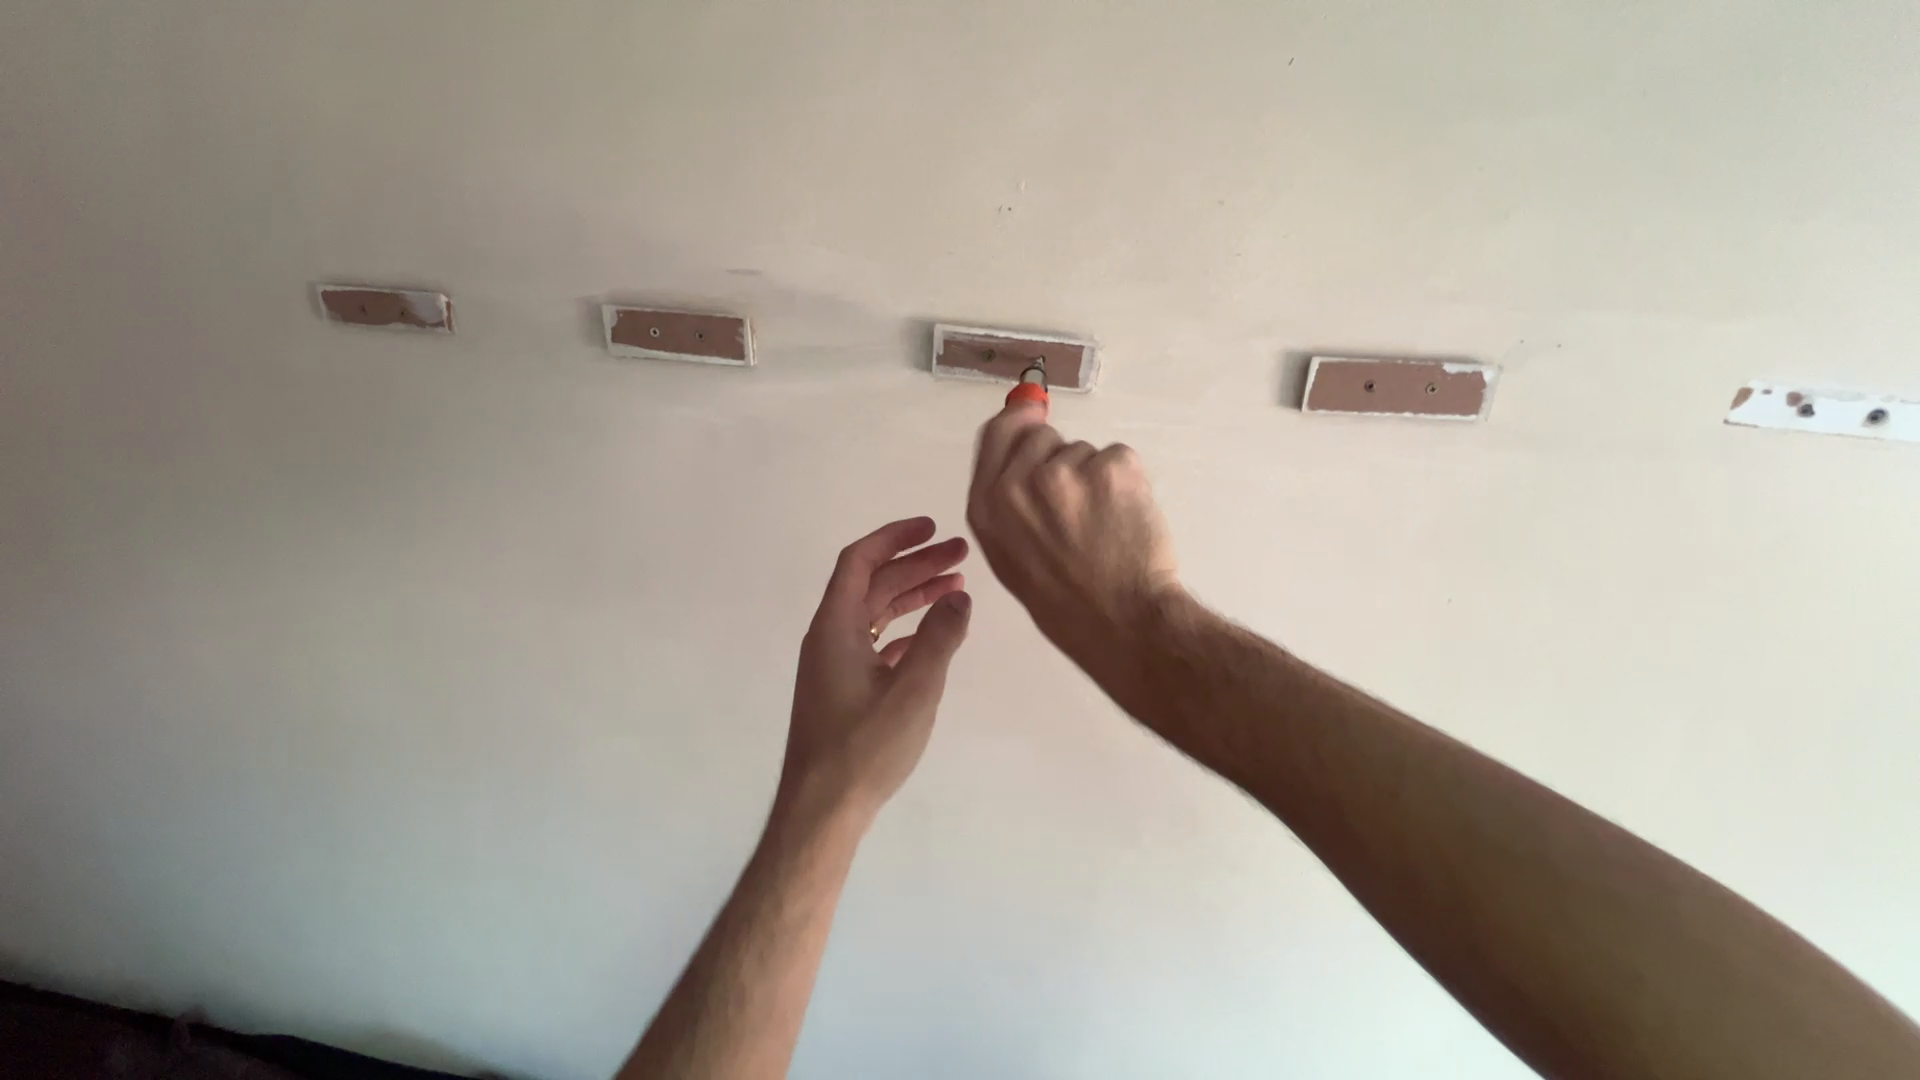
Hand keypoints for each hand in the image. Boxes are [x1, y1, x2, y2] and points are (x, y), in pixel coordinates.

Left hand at [779, 517, 972, 821]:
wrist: (822, 809)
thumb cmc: (865, 747)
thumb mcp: (914, 690)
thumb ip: (939, 638)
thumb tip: (960, 596)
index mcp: (835, 626)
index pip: (860, 561)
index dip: (895, 538)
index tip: (932, 527)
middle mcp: (829, 637)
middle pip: (872, 584)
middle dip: (916, 565)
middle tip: (961, 556)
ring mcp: (835, 665)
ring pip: (875, 614)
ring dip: (913, 597)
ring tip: (957, 587)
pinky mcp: (844, 689)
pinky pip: (875, 643)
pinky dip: (905, 630)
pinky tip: (933, 634)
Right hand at [966, 401, 1179, 660]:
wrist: (1119, 620)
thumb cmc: (1061, 598)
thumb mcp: (1007, 553)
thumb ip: (1006, 500)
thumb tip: (1023, 447)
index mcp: (987, 506)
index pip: (997, 433)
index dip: (1020, 420)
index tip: (1035, 415)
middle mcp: (1018, 483)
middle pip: (1042, 436)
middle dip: (1060, 459)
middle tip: (1077, 505)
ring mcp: (1066, 472)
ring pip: (1083, 450)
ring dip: (1095, 476)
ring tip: (1102, 524)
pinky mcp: (1112, 468)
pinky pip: (1118, 456)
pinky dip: (1126, 481)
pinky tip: (1125, 518)